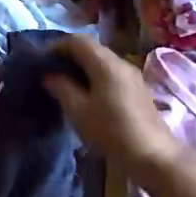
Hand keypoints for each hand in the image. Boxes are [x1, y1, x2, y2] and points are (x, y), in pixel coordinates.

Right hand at [41, 36, 186, 171]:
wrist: (152, 155)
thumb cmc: (111, 131)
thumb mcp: (79, 112)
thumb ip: (62, 88)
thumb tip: (50, 75)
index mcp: (106, 64)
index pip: (78, 40)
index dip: (57, 46)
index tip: (43, 61)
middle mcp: (121, 63)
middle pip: (92, 48)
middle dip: (70, 56)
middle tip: (52, 72)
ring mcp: (133, 75)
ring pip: (103, 61)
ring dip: (84, 67)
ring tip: (67, 84)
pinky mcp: (138, 89)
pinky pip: (112, 73)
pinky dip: (96, 76)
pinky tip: (89, 94)